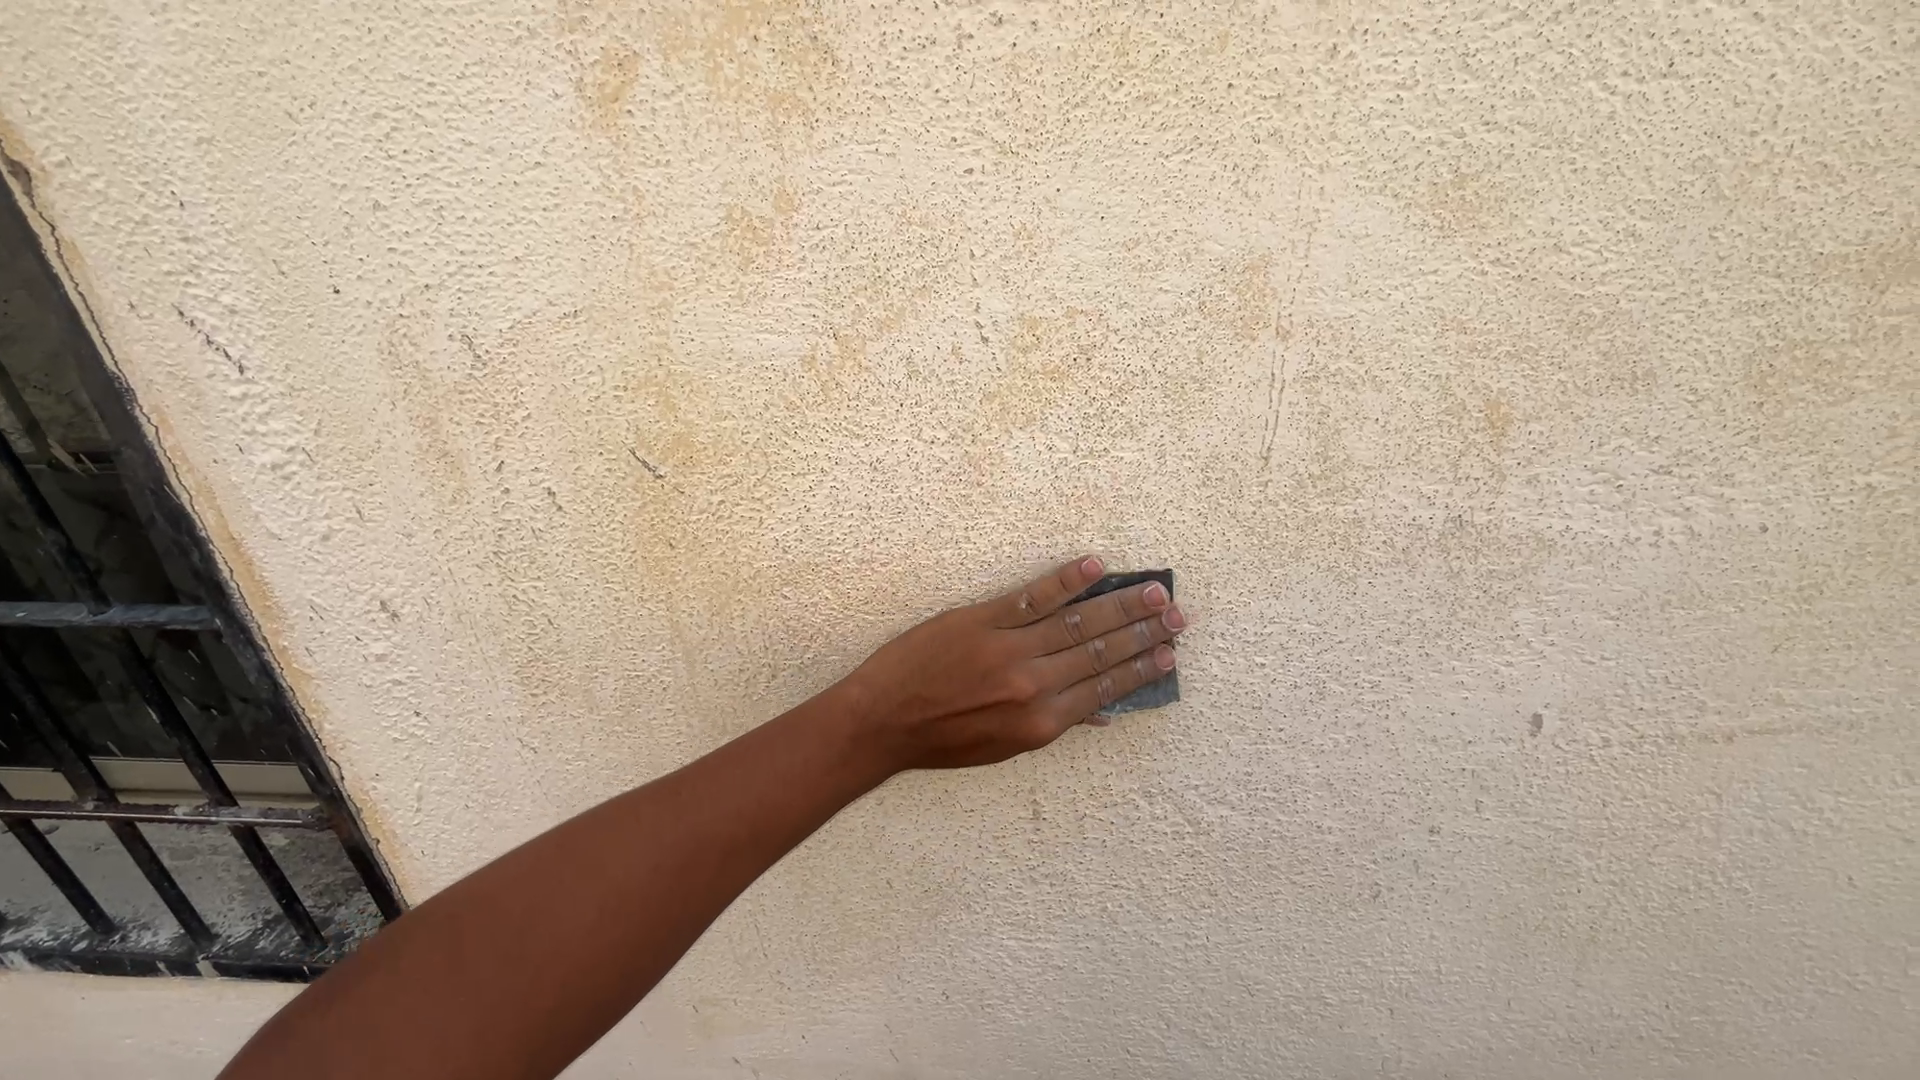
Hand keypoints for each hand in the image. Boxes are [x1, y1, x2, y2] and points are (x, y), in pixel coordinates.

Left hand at [840, 556, 1185, 769]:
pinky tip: (1093, 566)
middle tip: (1177, 615)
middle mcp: (1032, 685)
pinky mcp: (980, 620)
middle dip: (1143, 633)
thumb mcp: (1003, 747)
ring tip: (1152, 592)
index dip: (1140, 669)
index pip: (1105, 690)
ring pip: (1076, 622)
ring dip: (1119, 605)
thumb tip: (1100, 712)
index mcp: (1041, 723)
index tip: (1168, 654)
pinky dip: (1064, 581)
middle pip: (1100, 652)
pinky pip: (1030, 597)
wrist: (882, 721)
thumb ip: (1053, 725)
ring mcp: (1008, 649)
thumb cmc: (942, 741)